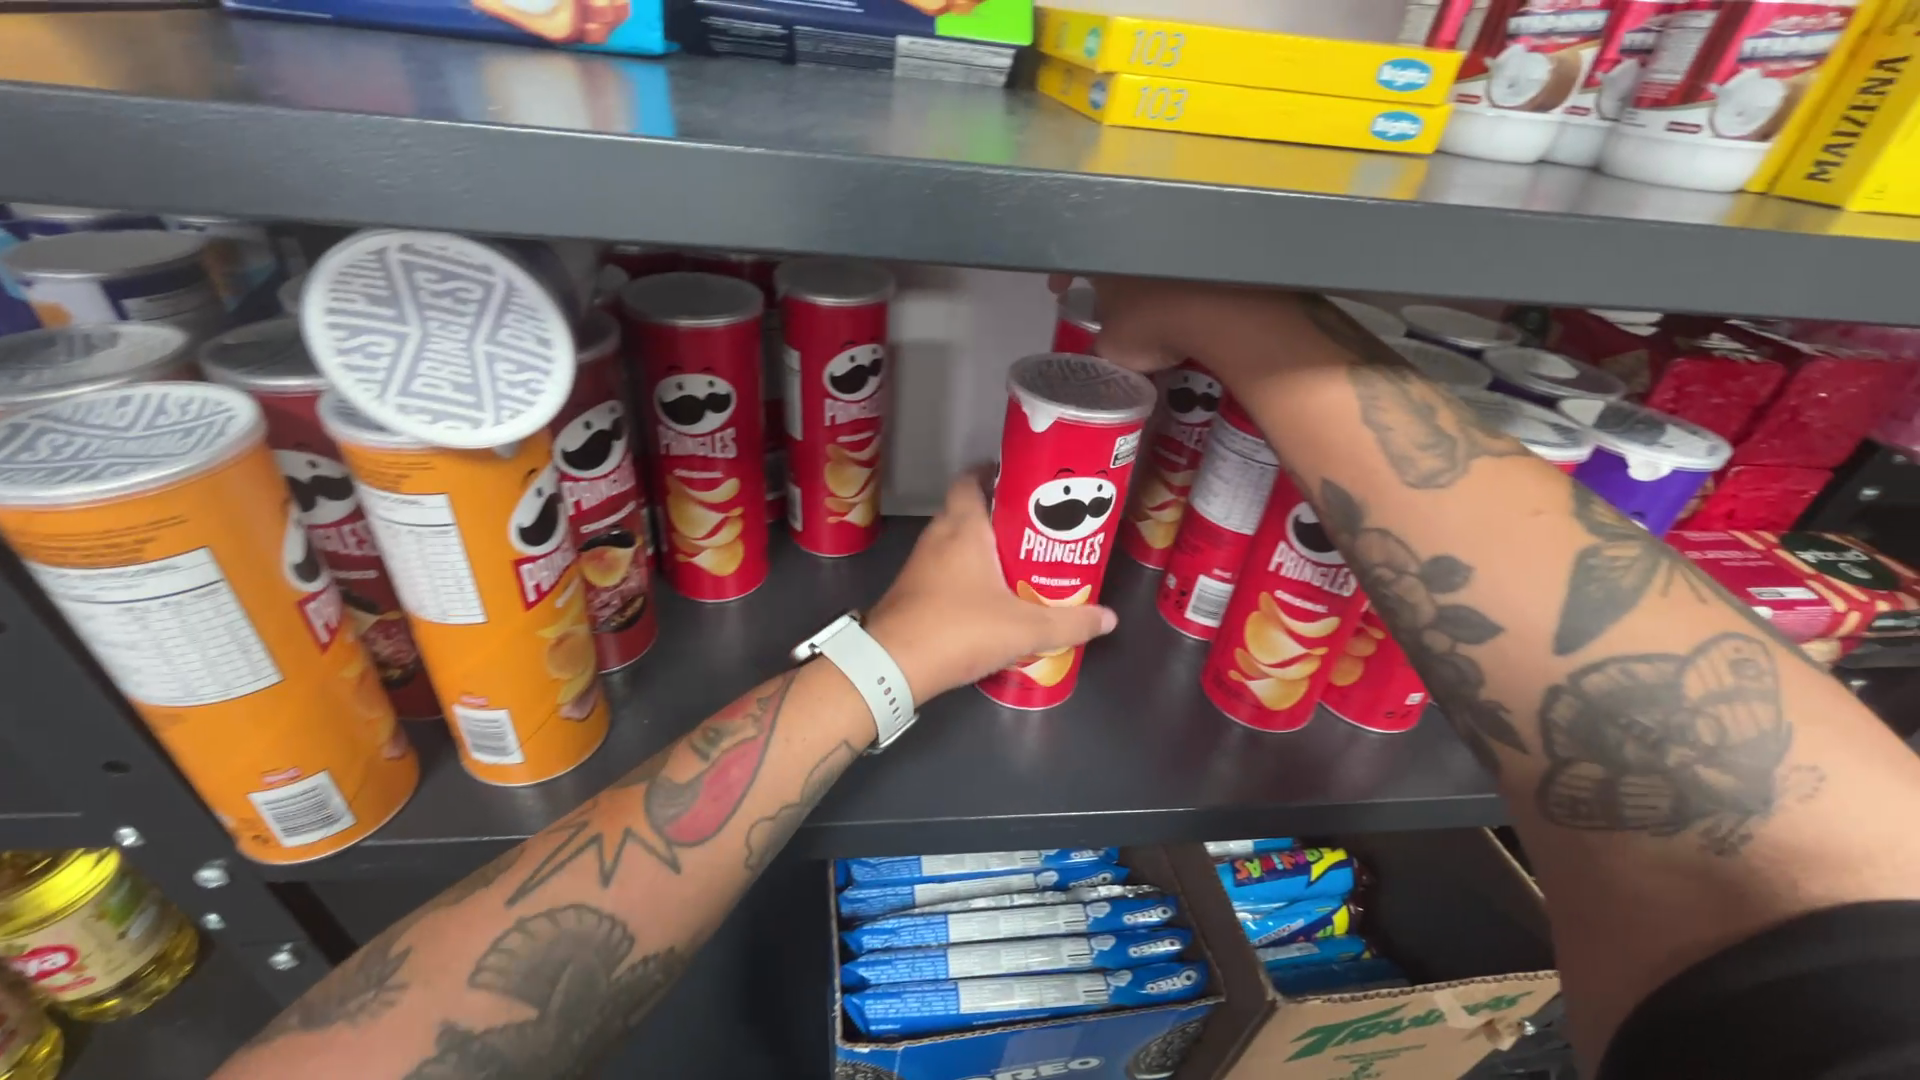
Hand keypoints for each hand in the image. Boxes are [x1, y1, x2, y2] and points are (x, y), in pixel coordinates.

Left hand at [865, 473, 1117, 701]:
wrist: (891, 666)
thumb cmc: (959, 630)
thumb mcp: (1024, 629)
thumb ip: (1069, 623)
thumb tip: (1108, 618)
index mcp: (963, 527)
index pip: (972, 478)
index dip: (996, 473)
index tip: (1027, 483)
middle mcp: (938, 536)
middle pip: (970, 510)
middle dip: (1003, 515)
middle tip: (1039, 528)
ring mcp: (921, 564)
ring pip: (958, 542)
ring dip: (986, 548)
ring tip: (1023, 562)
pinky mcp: (913, 590)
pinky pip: (946, 569)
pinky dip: (969, 574)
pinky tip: (993, 597)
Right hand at [1048, 274, 1319, 395]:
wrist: (1214, 313)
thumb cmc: (1149, 327)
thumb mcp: (1112, 351)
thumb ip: (1097, 349)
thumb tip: (1094, 354)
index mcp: (1104, 263)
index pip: (1073, 261)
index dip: (1061, 275)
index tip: (1057, 289)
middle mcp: (1137, 246)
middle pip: (1113, 262)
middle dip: (1106, 282)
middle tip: (1103, 304)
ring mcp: (1174, 250)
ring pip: (1148, 266)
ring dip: (1142, 286)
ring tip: (1142, 312)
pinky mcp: (1206, 259)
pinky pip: (1179, 274)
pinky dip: (1173, 290)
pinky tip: (1176, 310)